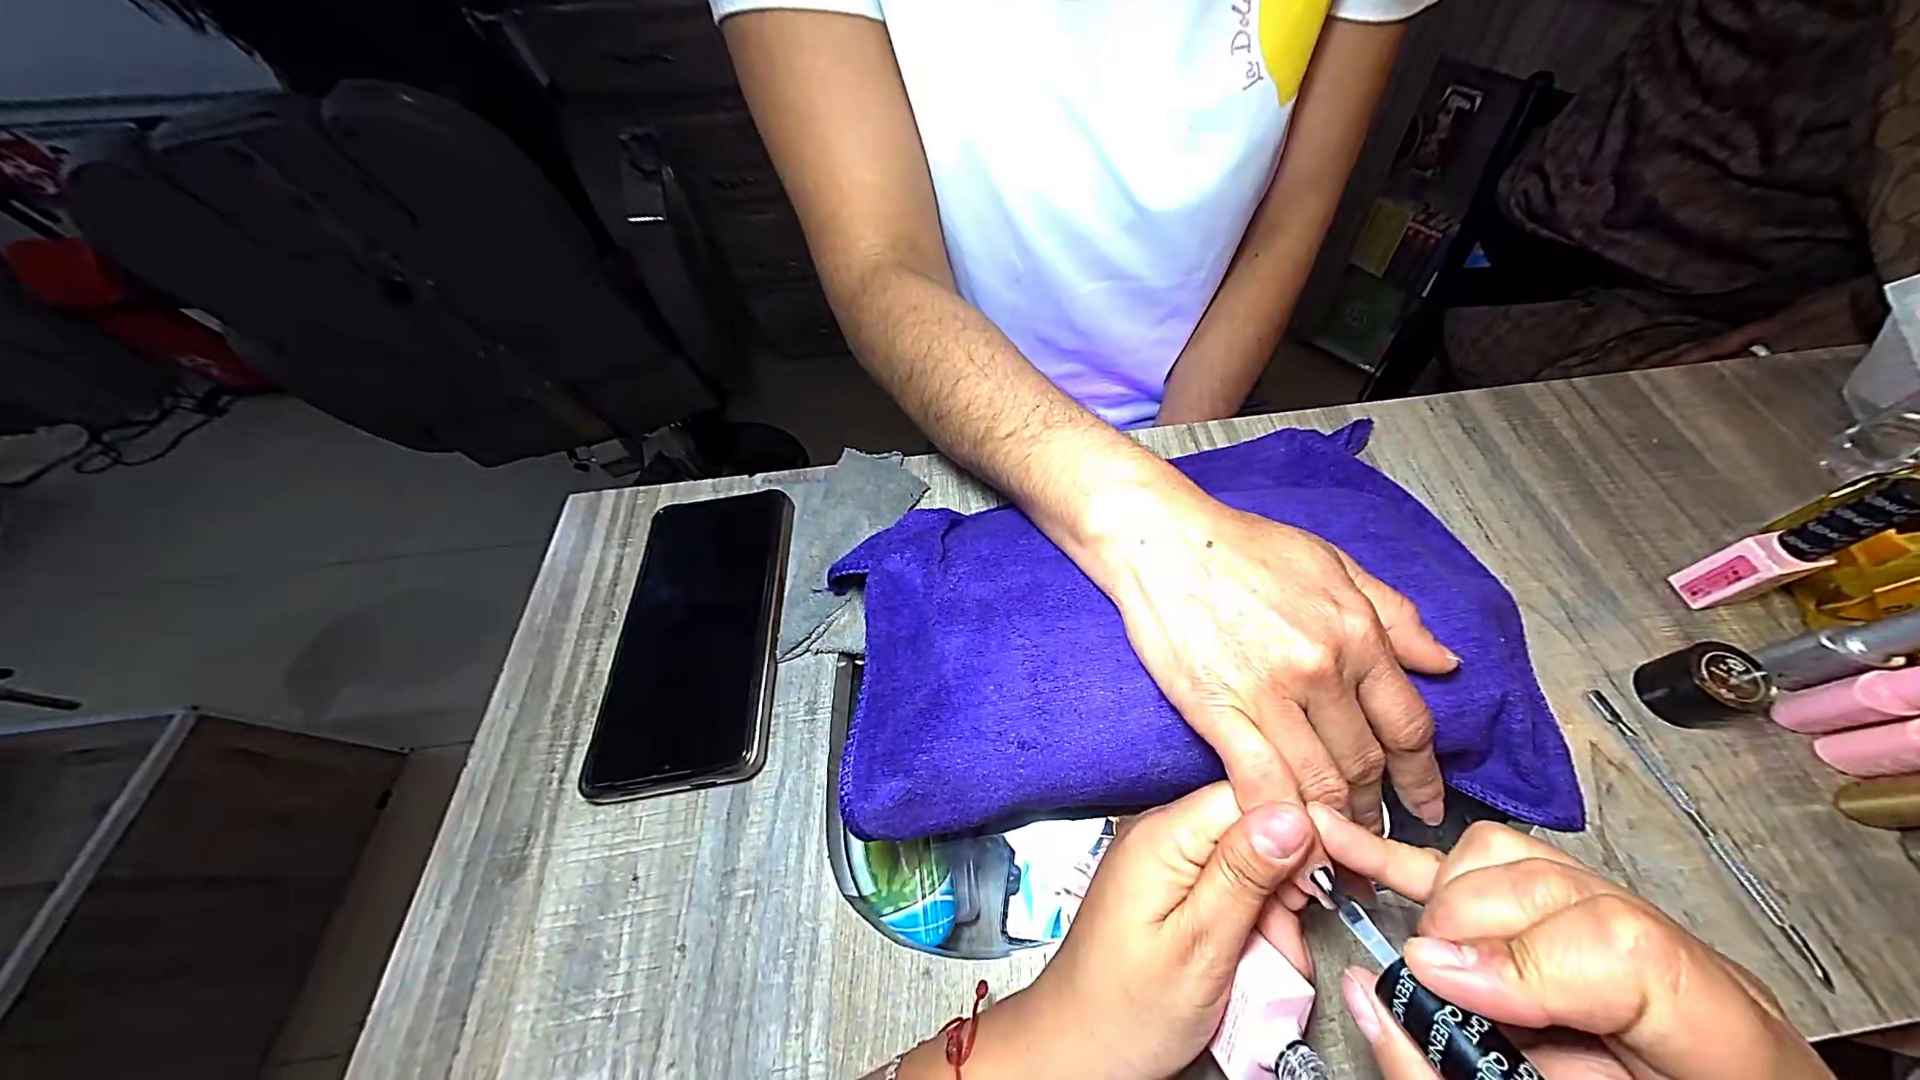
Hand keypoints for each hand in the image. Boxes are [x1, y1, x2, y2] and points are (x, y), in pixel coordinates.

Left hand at [908, 785, 1316, 1079]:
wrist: (1080, 1038)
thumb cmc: (1125, 1006)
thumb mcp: (1199, 946)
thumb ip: (1244, 876)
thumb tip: (1290, 814)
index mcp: (1162, 835)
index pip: (1245, 790)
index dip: (1293, 828)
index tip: (1317, 877)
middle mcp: (1160, 831)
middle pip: (1247, 822)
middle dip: (1282, 879)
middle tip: (1283, 937)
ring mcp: (1162, 854)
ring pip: (1244, 855)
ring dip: (1269, 906)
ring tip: (1263, 960)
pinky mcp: (1168, 878)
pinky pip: (1224, 878)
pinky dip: (1248, 914)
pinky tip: (1248, 953)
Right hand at [1097, 486, 1455, 869]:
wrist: (1160, 541)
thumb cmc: (1236, 546)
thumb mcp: (1327, 560)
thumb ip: (1391, 611)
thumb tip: (1442, 661)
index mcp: (1353, 631)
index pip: (1406, 725)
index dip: (1420, 774)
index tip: (1423, 803)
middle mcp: (1320, 668)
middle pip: (1363, 762)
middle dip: (1375, 808)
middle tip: (1376, 836)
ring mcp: (1267, 693)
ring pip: (1318, 781)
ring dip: (1333, 824)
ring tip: (1338, 850)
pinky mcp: (1215, 709)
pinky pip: (1259, 779)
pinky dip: (1279, 819)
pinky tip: (1289, 841)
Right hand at [1309, 806, 1832, 1079]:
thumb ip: (1450, 1076)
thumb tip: (1369, 996)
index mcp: (1724, 1042)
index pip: (1626, 948)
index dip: (1518, 955)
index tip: (1439, 978)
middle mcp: (1673, 959)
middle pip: (1548, 883)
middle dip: (1462, 922)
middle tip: (1423, 973)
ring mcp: (1614, 918)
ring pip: (1505, 853)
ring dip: (1438, 892)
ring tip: (1417, 945)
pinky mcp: (1555, 903)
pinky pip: (1475, 864)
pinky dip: (1401, 855)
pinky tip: (1344, 837)